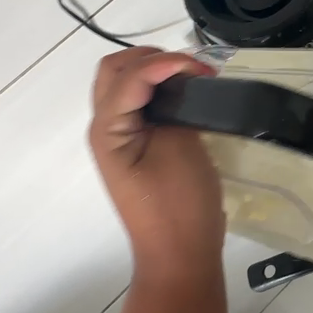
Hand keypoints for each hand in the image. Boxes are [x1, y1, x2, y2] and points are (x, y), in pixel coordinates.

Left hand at [89, 48, 225, 275]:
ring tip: (193, 77)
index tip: (207, 69)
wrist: (180, 254)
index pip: (131, 76)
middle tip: (193, 67)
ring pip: (124, 84)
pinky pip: (139, 104)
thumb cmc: (178, 205)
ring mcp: (119, 138)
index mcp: (108, 129)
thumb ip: (176, 108)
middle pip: (115, 70)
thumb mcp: (179, 149)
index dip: (168, 62)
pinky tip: (188, 98)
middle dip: (152, 58)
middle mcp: (105, 128)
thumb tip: (183, 83)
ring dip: (154, 71)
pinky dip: (160, 90)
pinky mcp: (137, 147)